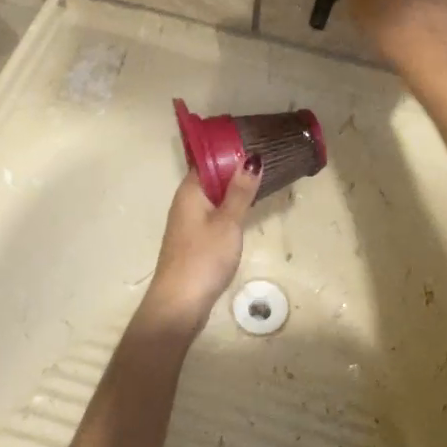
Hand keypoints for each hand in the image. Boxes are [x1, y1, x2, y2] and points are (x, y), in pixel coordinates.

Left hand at [142, 162, 262, 332]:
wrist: (179, 303)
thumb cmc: (204, 257)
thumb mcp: (227, 222)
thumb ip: (240, 192)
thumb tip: (251, 158)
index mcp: (190, 191)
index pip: (208, 160)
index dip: (229, 151)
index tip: (255, 143)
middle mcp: (185, 203)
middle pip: (211, 179)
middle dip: (235, 170)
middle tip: (267, 160)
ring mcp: (188, 223)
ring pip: (213, 199)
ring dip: (233, 192)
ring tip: (262, 182)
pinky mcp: (194, 242)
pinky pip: (213, 216)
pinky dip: (228, 210)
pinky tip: (245, 213)